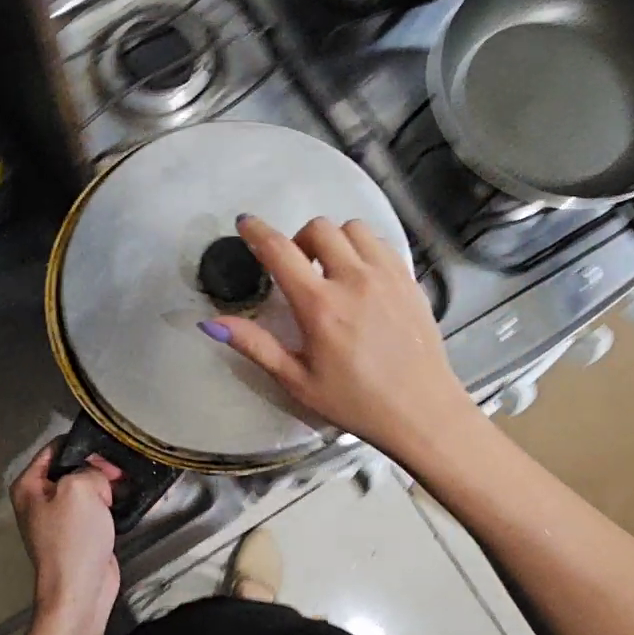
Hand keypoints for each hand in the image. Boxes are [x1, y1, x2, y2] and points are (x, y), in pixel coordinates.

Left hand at [9, 445, 121, 634]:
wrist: (79, 590)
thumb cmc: (73, 538)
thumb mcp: (79, 488)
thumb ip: (90, 470)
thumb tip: (99, 480)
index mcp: (28, 485)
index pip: (55, 447)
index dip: (83, 445)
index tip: (107, 449)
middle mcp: (39, 499)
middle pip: (72, 467)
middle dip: (97, 467)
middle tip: (118, 473)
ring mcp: (59, 517)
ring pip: (86, 487)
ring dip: (105, 486)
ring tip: (124, 486)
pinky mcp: (78, 532)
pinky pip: (94, 507)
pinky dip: (109, 503)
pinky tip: (123, 502)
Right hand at [201, 216, 471, 458]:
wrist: (422, 411)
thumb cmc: (355, 401)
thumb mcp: (297, 380)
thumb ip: (255, 345)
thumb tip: (212, 322)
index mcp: (319, 306)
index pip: (279, 251)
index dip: (256, 232)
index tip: (245, 223)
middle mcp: (353, 280)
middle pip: (319, 228)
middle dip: (299, 239)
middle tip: (297, 267)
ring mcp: (386, 276)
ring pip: (353, 228)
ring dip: (334, 240)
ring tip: (330, 269)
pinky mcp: (409, 280)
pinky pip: (381, 243)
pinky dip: (363, 248)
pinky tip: (359, 277)